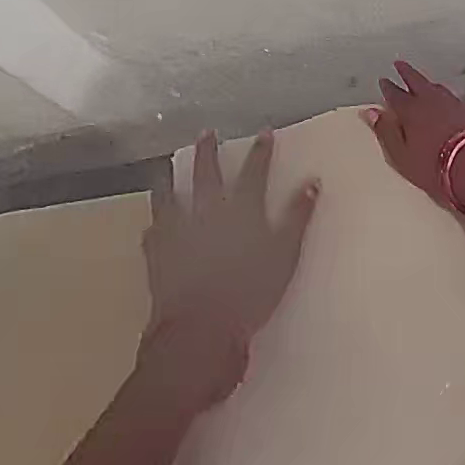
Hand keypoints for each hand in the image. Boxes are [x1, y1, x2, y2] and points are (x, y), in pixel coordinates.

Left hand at [139, 130, 319, 410]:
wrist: (200, 332)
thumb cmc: (251, 292)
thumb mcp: (285, 253)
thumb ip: (297, 216)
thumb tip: (312, 183)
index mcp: (241, 210)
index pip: (253, 172)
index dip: (260, 152)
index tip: (264, 132)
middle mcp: (206, 214)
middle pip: (205, 175)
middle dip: (207, 153)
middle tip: (205, 133)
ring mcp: (176, 235)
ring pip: (169, 198)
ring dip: (168, 180)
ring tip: (164, 168)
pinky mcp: (157, 259)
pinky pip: (153, 233)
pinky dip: (155, 224)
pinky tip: (153, 223)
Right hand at [364, 60, 464, 209]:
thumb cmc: (432, 164)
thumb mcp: (400, 153)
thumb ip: (385, 131)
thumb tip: (371, 113)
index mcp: (410, 110)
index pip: (395, 94)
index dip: (388, 87)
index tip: (383, 81)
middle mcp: (430, 101)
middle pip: (416, 81)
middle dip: (406, 72)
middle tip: (399, 64)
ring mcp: (450, 104)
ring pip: (434, 86)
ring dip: (424, 81)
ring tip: (419, 80)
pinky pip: (448, 94)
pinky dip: (440, 91)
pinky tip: (441, 96)